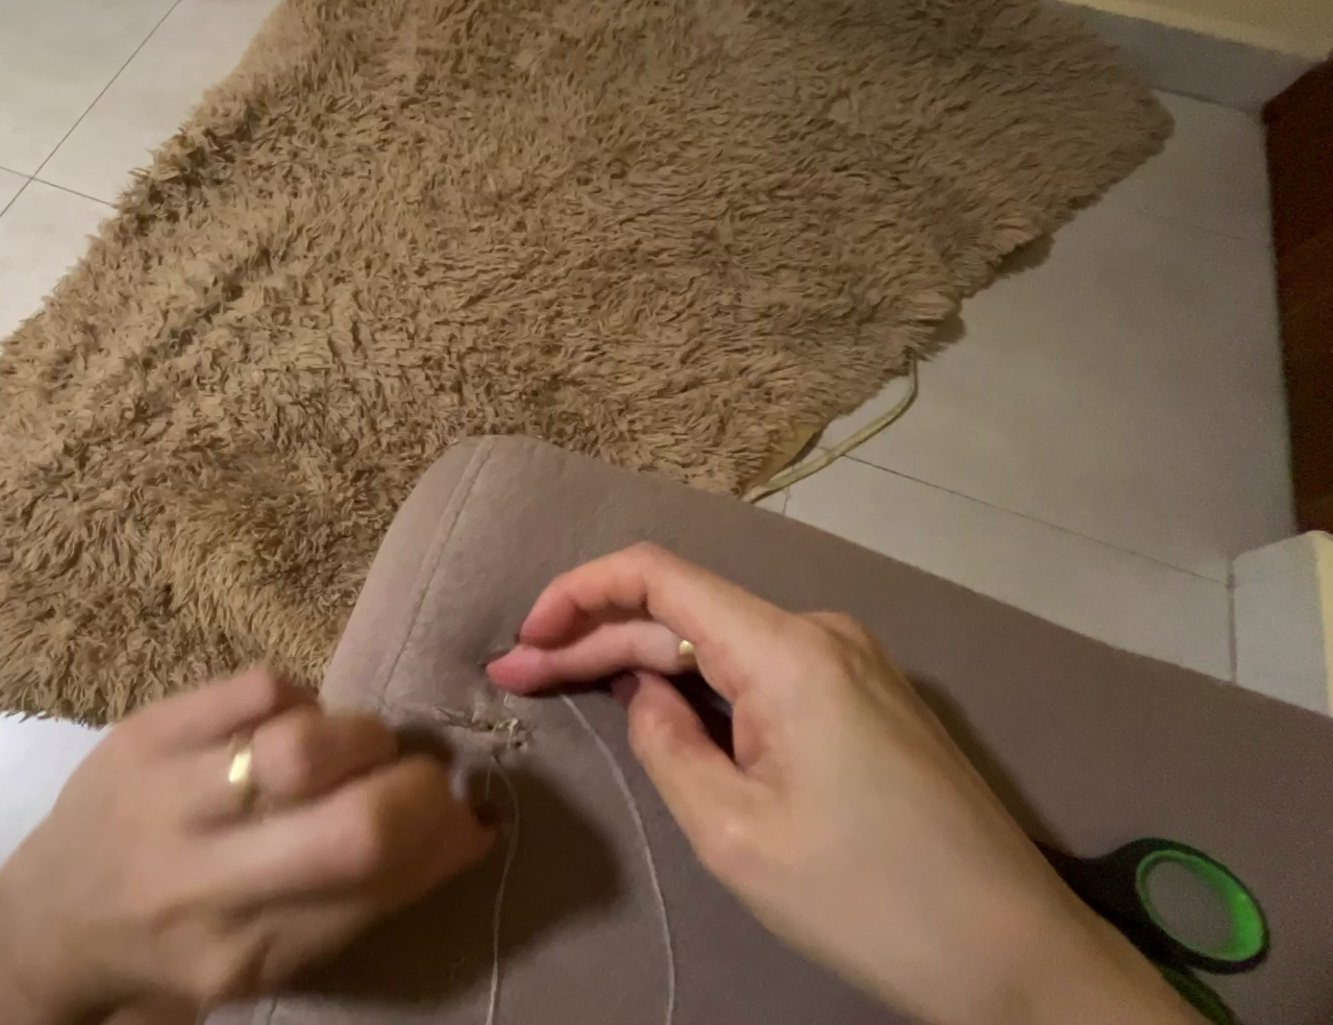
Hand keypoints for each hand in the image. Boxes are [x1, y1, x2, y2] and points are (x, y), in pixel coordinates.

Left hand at [0, 670, 493, 1024]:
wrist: (47, 919)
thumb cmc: (172, 945)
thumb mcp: (263, 956)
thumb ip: (364, 897)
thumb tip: (466, 825)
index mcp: (242, 951)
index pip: (373, 888)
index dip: (439, 837)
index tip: (468, 811)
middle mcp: (203, 882)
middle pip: (351, 825)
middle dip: (416, 787)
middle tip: (421, 771)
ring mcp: (165, 796)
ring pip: (300, 742)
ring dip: (360, 734)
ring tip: (354, 743)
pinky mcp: (144, 730)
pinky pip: (256, 686)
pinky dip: (298, 697)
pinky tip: (289, 719)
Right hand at [487, 544, 1200, 1024]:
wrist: (1025, 966)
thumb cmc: (869, 899)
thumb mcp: (731, 831)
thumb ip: (664, 742)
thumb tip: (645, 692)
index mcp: (786, 651)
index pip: (656, 575)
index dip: (578, 591)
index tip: (527, 634)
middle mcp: (815, 631)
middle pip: (676, 612)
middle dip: (590, 639)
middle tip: (516, 673)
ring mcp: (841, 659)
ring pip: (710, 639)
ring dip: (634, 660)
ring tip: (559, 682)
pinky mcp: (854, 692)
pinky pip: (749, 667)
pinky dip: (687, 681)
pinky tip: (644, 698)